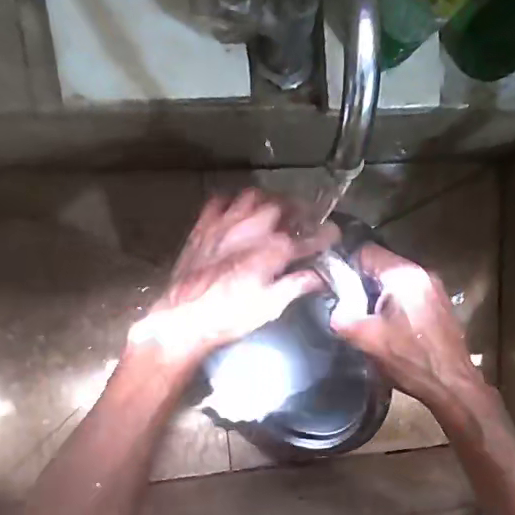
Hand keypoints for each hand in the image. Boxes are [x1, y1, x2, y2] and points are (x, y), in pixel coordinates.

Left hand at [129, 190, 335, 367]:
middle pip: (282, 206)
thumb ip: (296, 286)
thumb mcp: (269, 307)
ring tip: (274, 212)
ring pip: (253, 196)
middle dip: (297, 211)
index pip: (309, 236)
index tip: (332, 236)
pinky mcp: (203, 227)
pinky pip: (220, 201)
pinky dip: (233, 203)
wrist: (182, 318)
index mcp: (272, 250)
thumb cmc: (226, 317)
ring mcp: (224, 224)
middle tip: (303, 222)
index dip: (324, 235)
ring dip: (267, 201)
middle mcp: (250, 230)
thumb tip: (318, 278)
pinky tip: (237, 213)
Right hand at [330, 245, 483, 411]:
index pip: (366, 251)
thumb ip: (341, 315)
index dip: (344, 266)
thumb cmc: (409, 359)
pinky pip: (408, 295)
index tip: (333, 287)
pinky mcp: (440, 306)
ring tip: (366, 321)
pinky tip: (389, 329)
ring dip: (376, 297)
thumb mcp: (365, 338)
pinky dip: (394, 306)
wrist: (451, 385)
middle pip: (381, 265)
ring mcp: (435, 289)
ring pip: (394, 282)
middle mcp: (423, 273)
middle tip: (346, 307)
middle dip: (360, 283)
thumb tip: (336, 307)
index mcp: (403, 274)